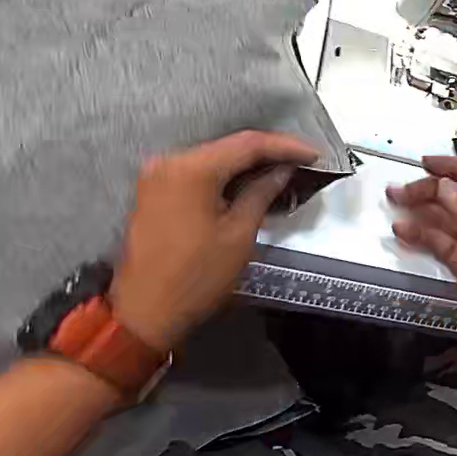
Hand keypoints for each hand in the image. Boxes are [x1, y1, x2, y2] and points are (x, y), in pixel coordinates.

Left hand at [110, 130, 320, 352]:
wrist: (144, 312)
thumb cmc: (195, 278)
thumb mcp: (239, 236)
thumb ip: (262, 193)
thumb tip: (281, 171)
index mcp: (192, 169)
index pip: (248, 144)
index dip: (285, 146)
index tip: (312, 154)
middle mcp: (170, 162)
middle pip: (227, 147)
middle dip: (265, 154)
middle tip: (299, 163)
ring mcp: (157, 175)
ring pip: (211, 158)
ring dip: (243, 165)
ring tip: (278, 174)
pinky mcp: (152, 190)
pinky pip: (194, 172)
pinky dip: (220, 176)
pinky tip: (244, 186)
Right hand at [387, 155, 456, 363]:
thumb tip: (444, 185)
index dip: (453, 167)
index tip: (425, 162)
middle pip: (456, 196)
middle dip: (428, 190)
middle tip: (399, 190)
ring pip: (443, 218)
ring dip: (419, 210)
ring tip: (393, 202)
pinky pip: (438, 243)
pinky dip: (420, 236)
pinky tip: (401, 231)